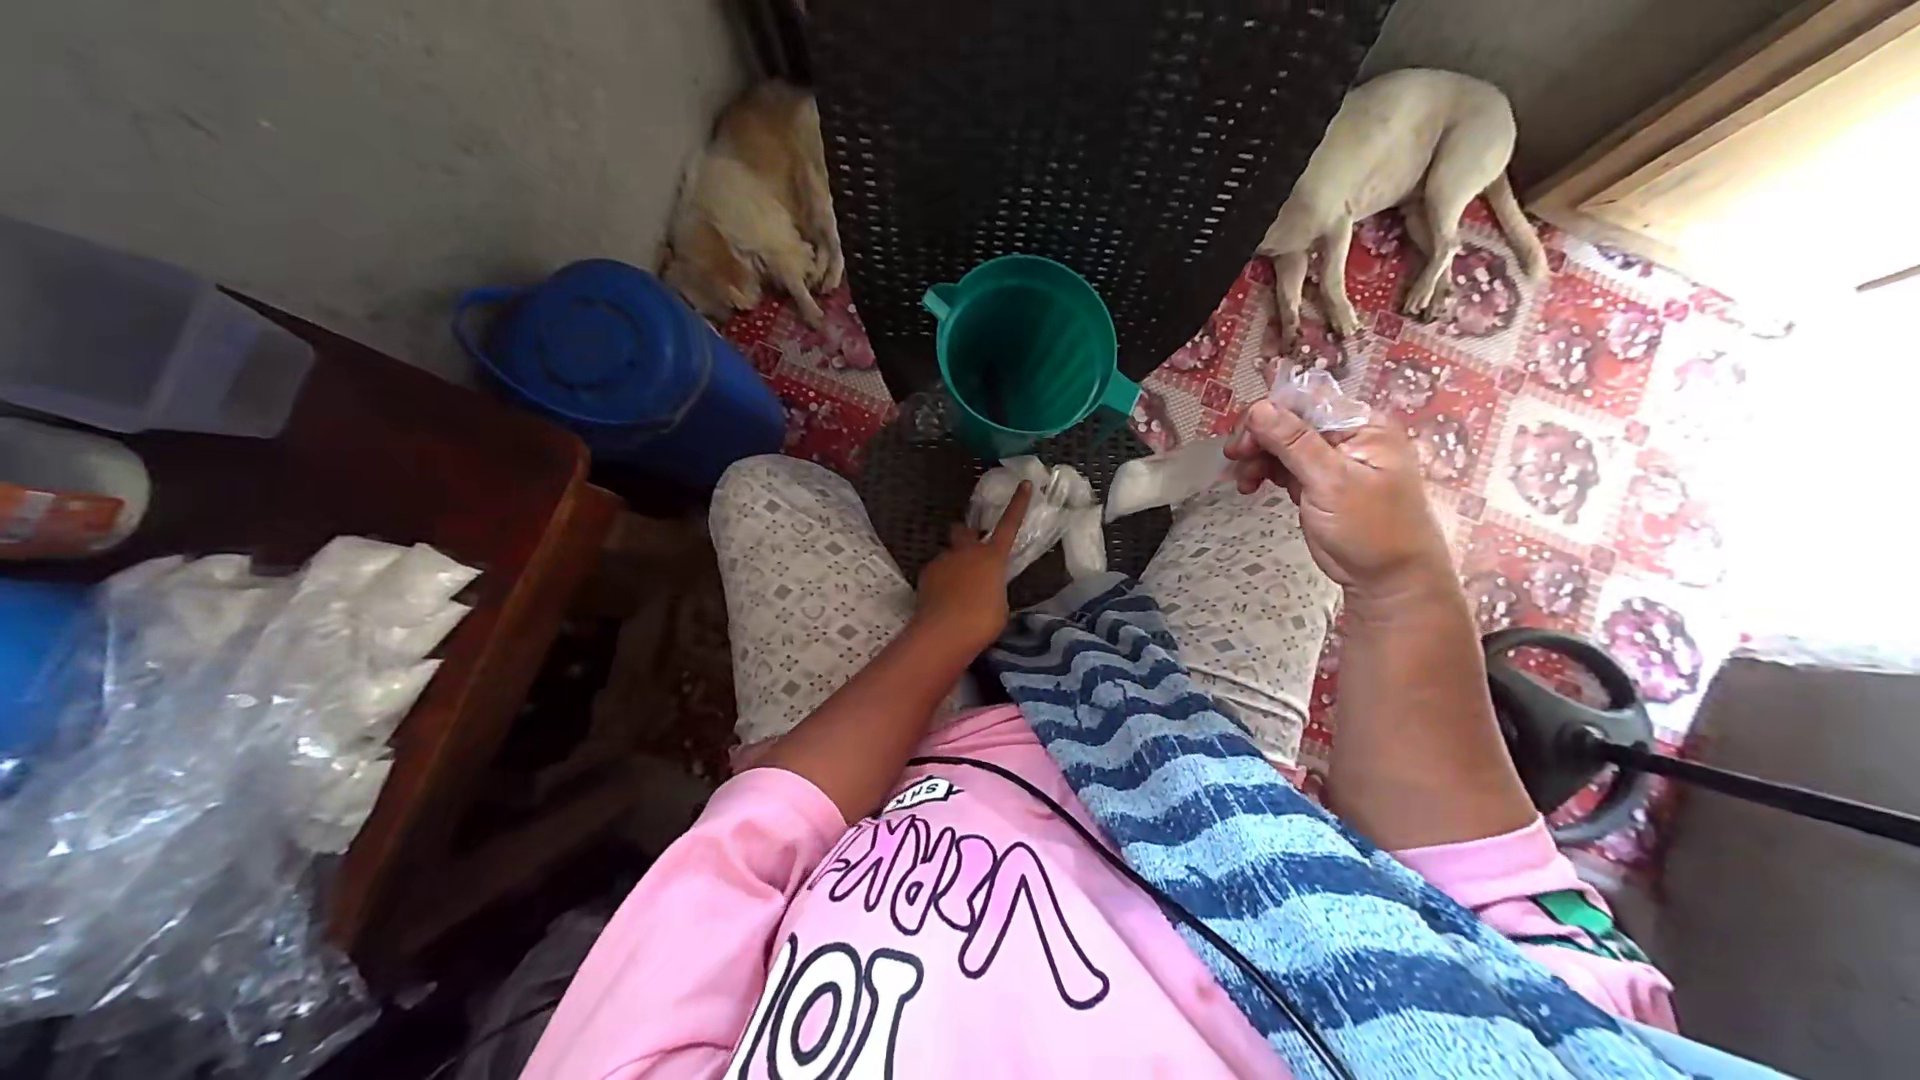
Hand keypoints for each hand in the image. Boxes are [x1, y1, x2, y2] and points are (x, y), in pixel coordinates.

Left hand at [915, 481, 1031, 649]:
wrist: (945, 631)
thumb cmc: (983, 620)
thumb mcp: (999, 604)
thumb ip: (993, 588)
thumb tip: (983, 588)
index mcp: (993, 557)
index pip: (1010, 524)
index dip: (1018, 504)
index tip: (1023, 483)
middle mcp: (967, 552)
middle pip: (964, 531)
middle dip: (966, 536)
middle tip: (970, 551)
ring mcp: (944, 561)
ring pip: (948, 556)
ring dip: (952, 567)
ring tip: (955, 593)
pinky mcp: (926, 574)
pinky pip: (936, 573)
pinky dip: (939, 583)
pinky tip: (941, 602)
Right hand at [1223, 401, 1452, 603]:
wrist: (1388, 580)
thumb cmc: (1370, 529)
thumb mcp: (1331, 482)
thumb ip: (1294, 442)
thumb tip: (1259, 408)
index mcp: (1362, 426)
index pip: (1306, 403)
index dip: (1268, 415)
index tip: (1242, 441)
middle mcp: (1347, 437)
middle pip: (1289, 422)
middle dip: (1258, 439)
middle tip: (1234, 459)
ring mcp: (1331, 462)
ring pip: (1281, 445)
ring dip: (1256, 458)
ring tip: (1244, 481)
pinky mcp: (1317, 484)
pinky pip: (1284, 467)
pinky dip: (1264, 473)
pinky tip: (1251, 486)